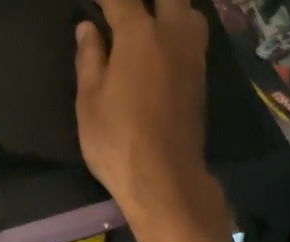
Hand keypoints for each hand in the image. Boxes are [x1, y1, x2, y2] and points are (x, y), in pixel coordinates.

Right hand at [74, 0, 220, 226]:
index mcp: (139, 34)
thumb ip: (89, 59)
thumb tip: (87, 28)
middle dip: (141, 1)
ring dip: (169, 8)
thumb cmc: (116, 141)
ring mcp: (192, 52)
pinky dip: (180, 27)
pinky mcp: (201, 74)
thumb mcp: (89, 103)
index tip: (93, 4)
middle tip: (124, 11)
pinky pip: (194, 34)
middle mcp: (172, 32)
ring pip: (187, 10)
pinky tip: (167, 41)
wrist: (163, 176)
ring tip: (152, 20)